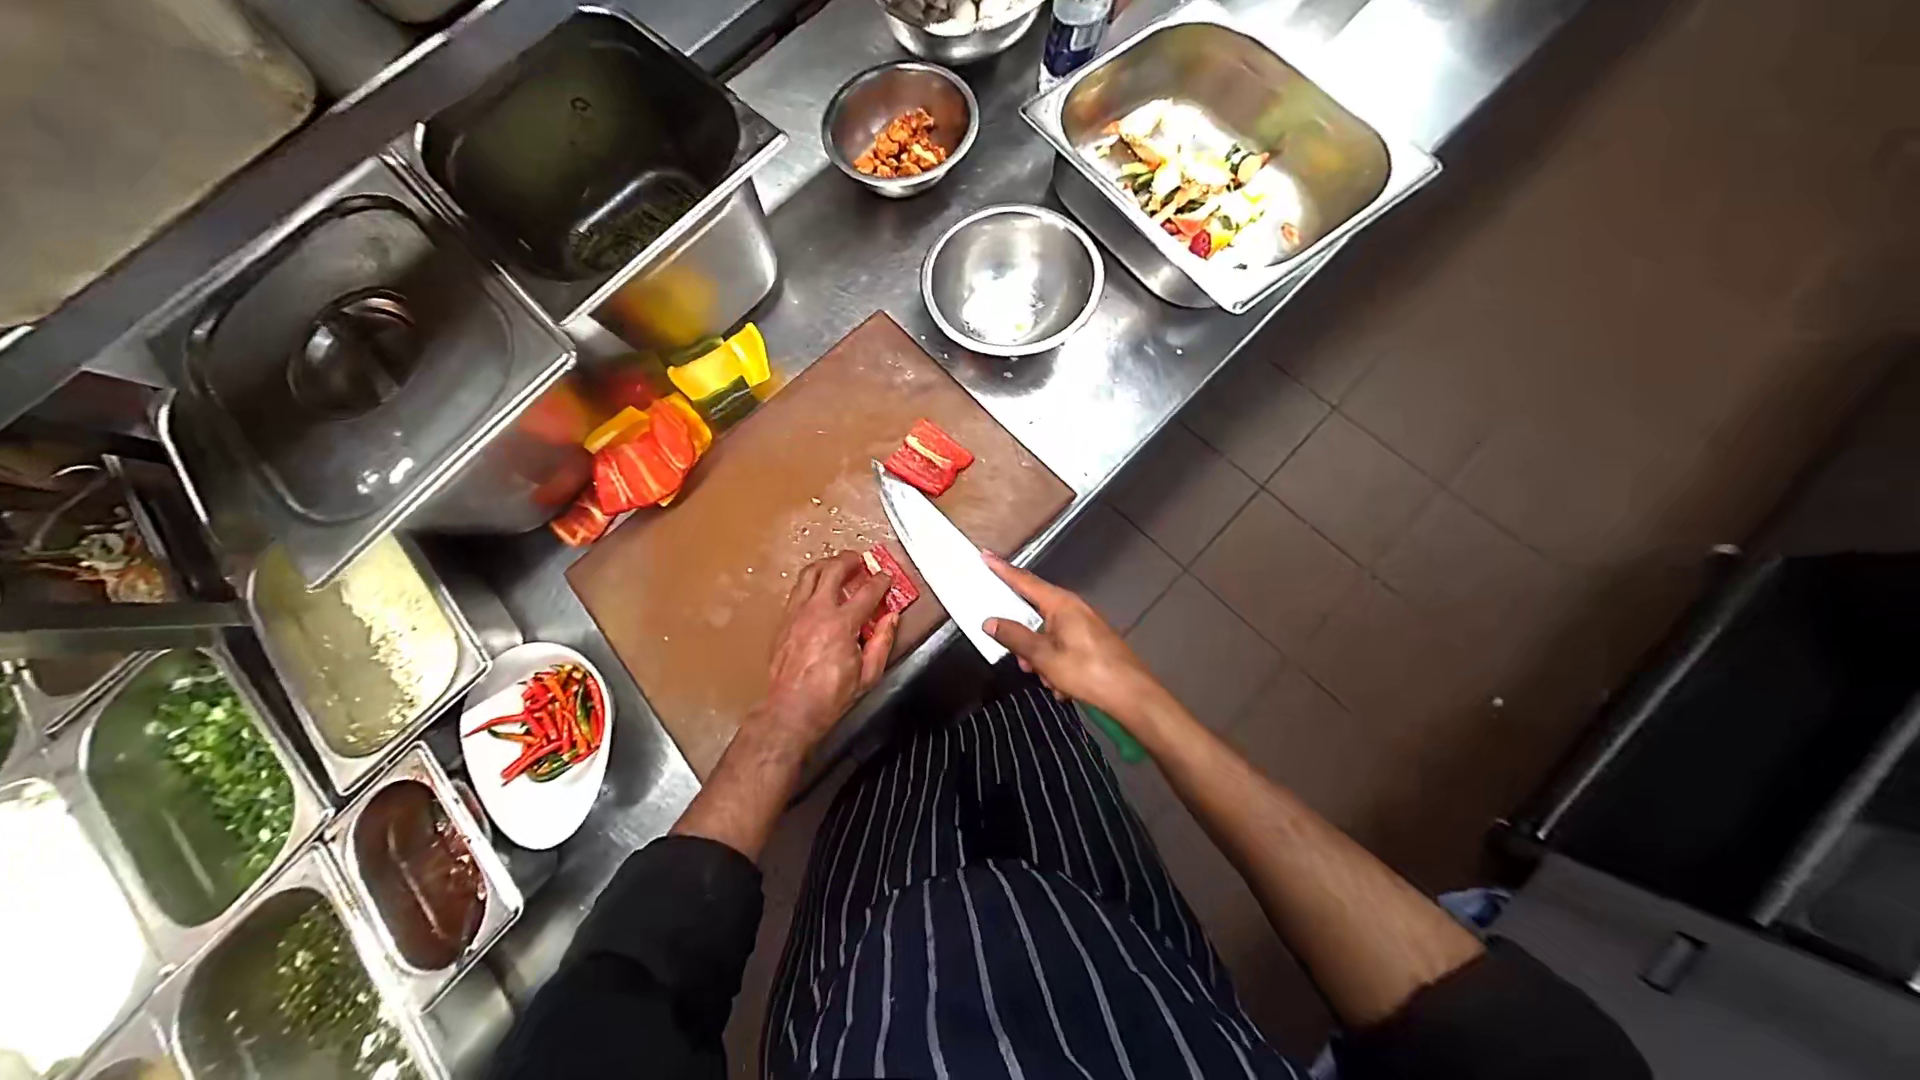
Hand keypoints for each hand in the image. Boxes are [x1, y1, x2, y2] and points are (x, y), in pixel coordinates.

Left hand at [758, 551, 898, 751]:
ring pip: (809, 574)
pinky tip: (816, 588)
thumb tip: (891, 620)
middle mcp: (817, 612)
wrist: (792, 710)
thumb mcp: (868, 674)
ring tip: (836, 564)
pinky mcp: (783, 622)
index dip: (881, 581)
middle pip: (834, 570)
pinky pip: (797, 591)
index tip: (886, 578)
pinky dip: (810, 583)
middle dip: (850, 560)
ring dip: (826, 565)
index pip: (867, 592)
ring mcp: (796, 614)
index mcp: (841, 624)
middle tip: (859, 560)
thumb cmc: (828, 697)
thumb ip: (882, 641)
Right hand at [982, 553, 1158, 716]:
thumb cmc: (1088, 671)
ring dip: (1041, 659)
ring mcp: (1083, 624)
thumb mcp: (1044, 657)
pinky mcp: (1091, 641)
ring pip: (1047, 636)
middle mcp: (1073, 608)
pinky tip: (1063, 685)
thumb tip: (991, 622)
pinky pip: (1062, 647)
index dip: (1003, 569)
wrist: (1131, 694)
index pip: (1024, 581)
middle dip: (1024, 641)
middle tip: (1024, 661)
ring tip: (1050, 680)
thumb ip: (1015, 637)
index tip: (986, 556)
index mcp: (1061, 604)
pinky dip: (1056, 665)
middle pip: (1034, 614)